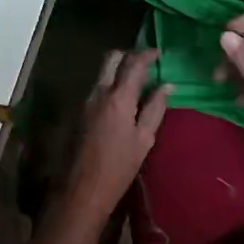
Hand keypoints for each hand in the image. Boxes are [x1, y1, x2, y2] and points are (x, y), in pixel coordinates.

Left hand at [65, 49, 171, 215]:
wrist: (80, 190)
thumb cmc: (118, 168)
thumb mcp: (144, 140)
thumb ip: (155, 109)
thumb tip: (166, 85)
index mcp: (118, 98)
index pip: (133, 63)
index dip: (147, 54)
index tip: (158, 53)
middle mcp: (98, 92)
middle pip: (111, 59)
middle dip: (128, 56)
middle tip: (145, 64)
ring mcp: (84, 101)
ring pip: (102, 73)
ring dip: (118, 71)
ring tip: (136, 83)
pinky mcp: (78, 112)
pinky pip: (96, 88)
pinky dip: (110, 86)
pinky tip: (122, 102)